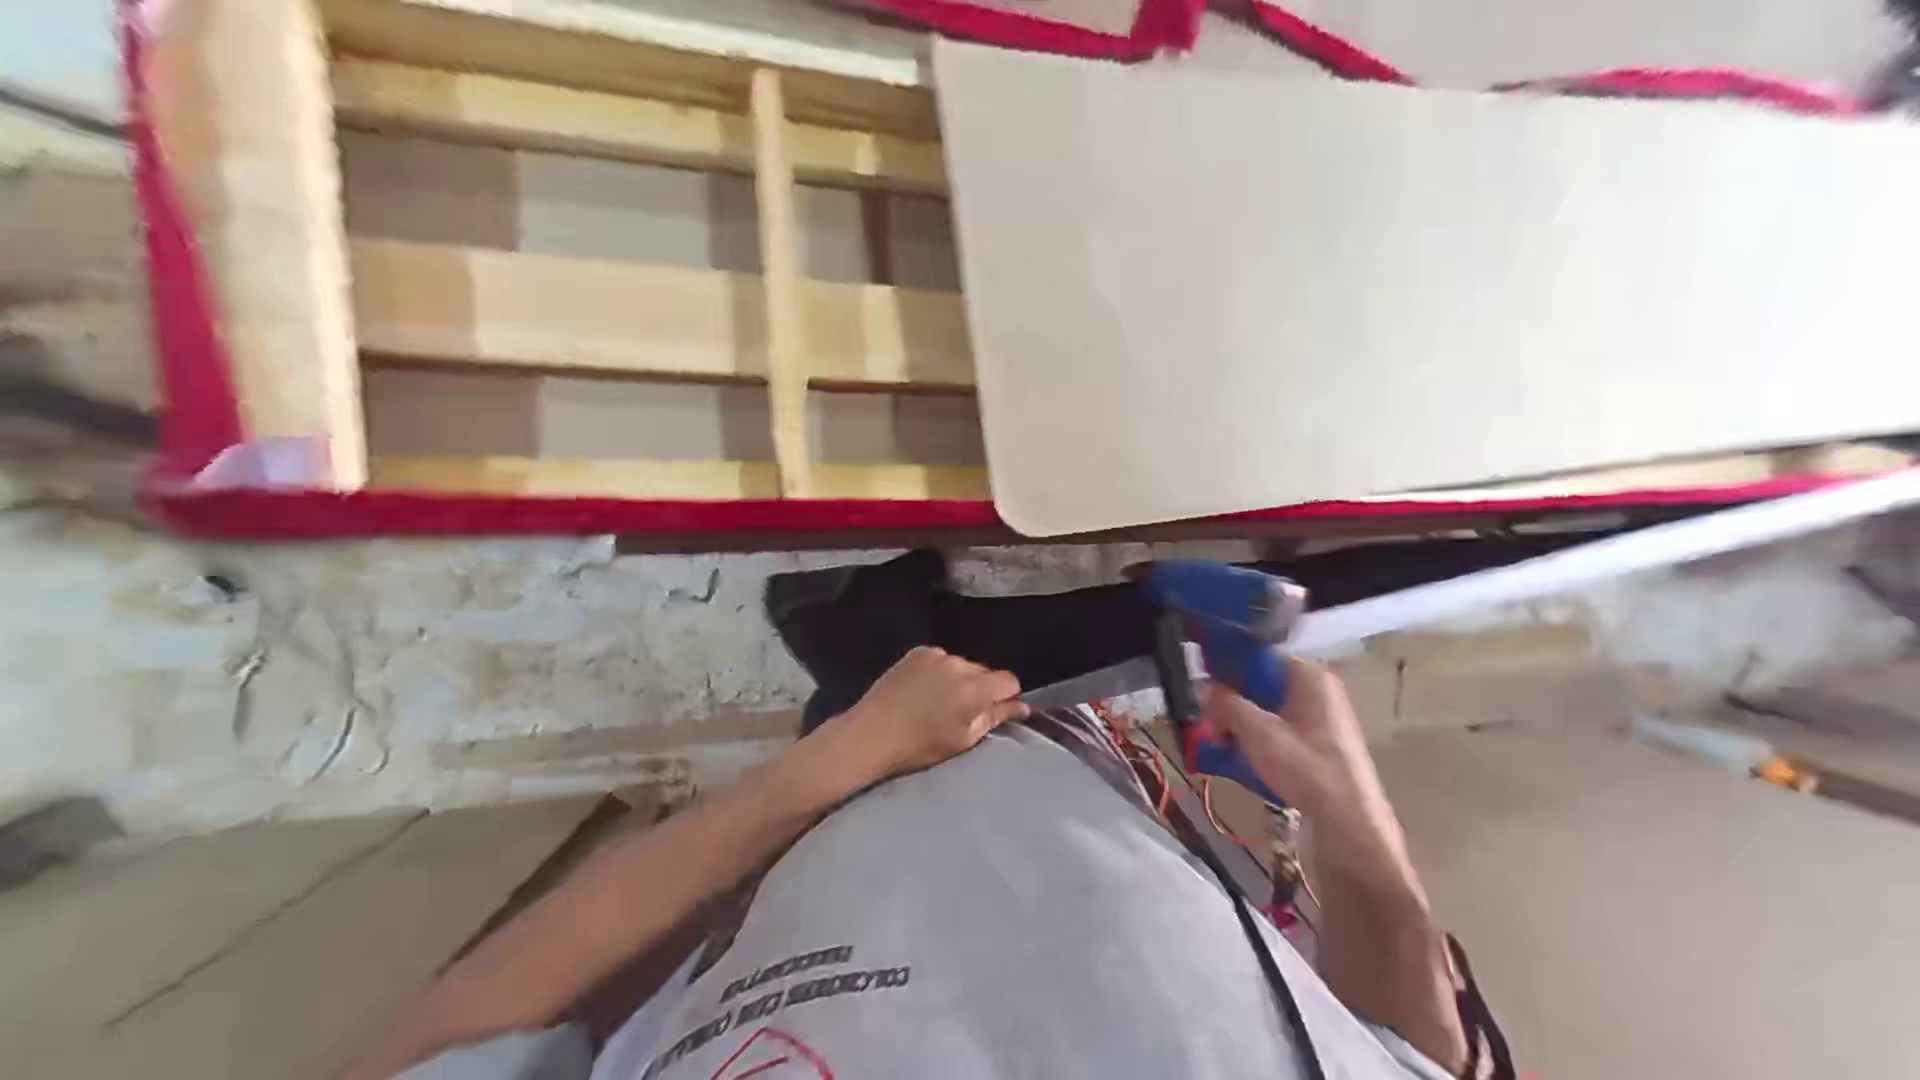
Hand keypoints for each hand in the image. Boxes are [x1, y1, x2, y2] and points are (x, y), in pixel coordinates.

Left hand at [818, 647, 1028, 783]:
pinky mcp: (917, 652)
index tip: (994, 711)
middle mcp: (958, 665)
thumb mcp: (963, 740)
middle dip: (981, 688)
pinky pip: (941, 659)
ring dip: (959, 678)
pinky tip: (923, 689)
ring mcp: (936, 656)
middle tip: (962, 711)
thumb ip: (995, 718)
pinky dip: (939, 671)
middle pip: (985, 671)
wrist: (872, 734)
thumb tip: (1021, 706)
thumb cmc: (920, 746)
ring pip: (962, 665)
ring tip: (939, 701)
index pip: (1009, 680)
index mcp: (974, 690)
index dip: (1006, 696)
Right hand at [1201, 656, 1409, 872]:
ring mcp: (1319, 716)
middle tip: (1210, 725)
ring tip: (1221, 745)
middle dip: (1230, 704)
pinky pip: (1277, 727)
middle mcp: (1316, 689)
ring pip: (1265, 708)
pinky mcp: (1318, 741)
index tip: (1202, 687)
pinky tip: (1242, 757)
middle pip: (1259, 684)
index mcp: (1307, 677)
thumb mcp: (1257, 733)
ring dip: (1240, 724)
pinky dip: (1257, 738)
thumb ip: (1226, 704)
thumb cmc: (1306, 769)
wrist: (1351, 824)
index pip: (1257, 656)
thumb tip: (1204, 688)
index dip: (1226, 668)